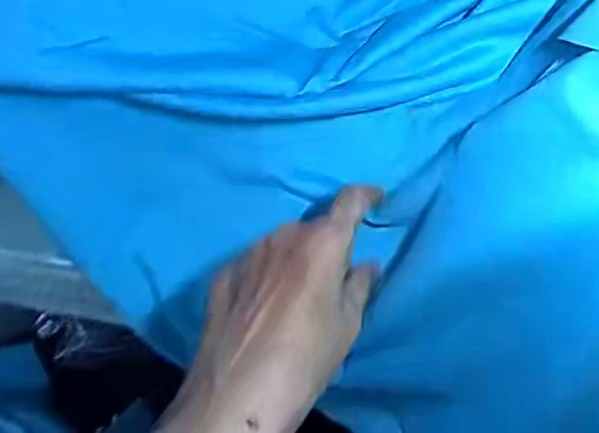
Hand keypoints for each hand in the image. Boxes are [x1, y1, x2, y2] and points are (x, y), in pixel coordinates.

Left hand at [158, 186, 381, 432]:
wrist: (232, 403)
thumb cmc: (303, 362)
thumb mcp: (347, 327)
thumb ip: (360, 286)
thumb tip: (365, 265)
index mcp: (324, 242)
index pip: (350, 200)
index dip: (366, 195)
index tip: (376, 199)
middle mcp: (286, 234)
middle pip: (315, 227)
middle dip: (326, 244)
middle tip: (330, 278)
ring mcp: (250, 252)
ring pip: (282, 243)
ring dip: (293, 258)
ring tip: (292, 297)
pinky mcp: (222, 274)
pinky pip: (254, 263)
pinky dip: (263, 275)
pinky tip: (261, 307)